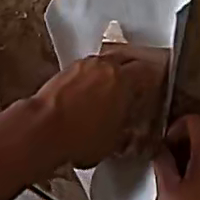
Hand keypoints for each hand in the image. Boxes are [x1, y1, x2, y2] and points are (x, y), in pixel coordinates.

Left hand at [31, 49, 166, 168]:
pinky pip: (88, 67)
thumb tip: (129, 134)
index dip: (154, 78)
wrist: (42, 130)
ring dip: (113, 70)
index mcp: (124, 80)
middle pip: (128, 57)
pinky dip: (94, 75)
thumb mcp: (112, 142)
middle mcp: (106, 66)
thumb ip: (126, 132)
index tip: (157, 83)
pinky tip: (90, 92)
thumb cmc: (78, 137)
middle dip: (135, 67)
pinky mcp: (67, 69)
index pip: (147, 71)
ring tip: (113, 87)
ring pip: (106, 61)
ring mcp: (85, 65)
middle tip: (139, 79)